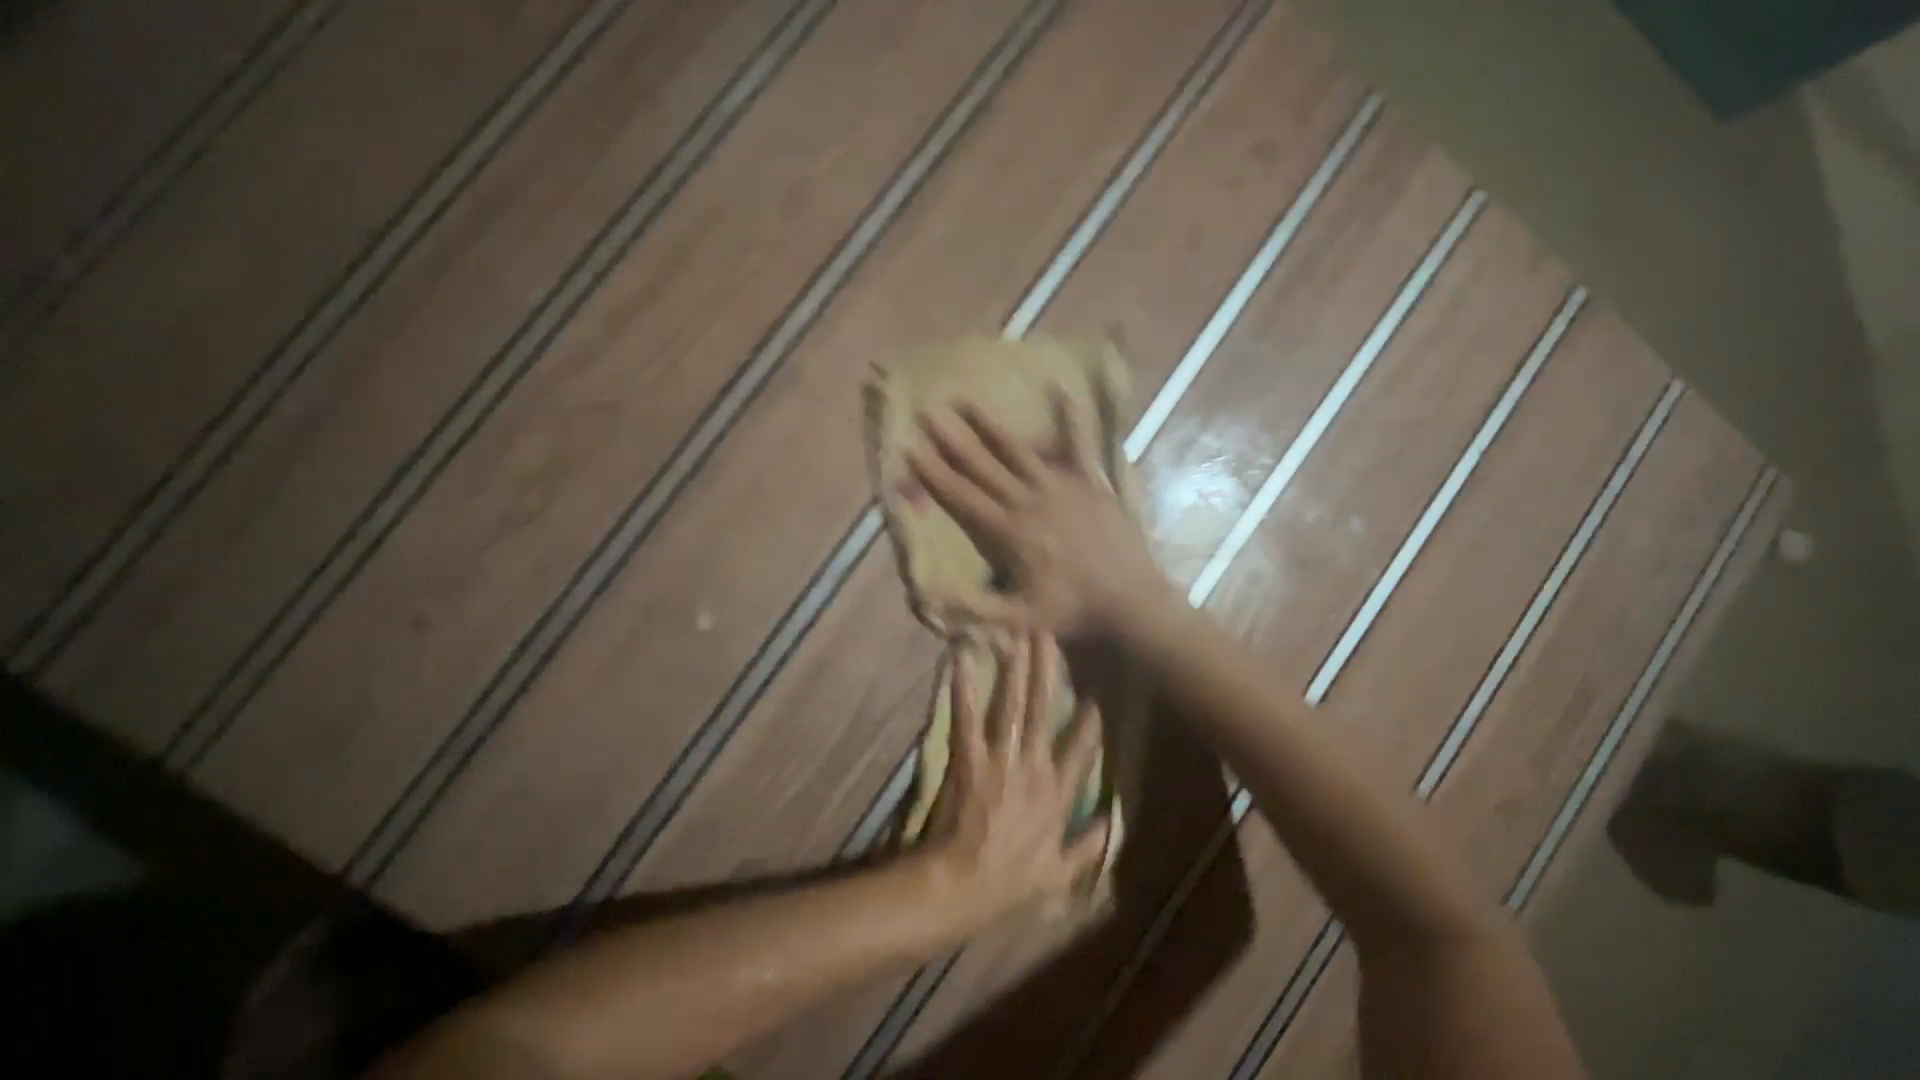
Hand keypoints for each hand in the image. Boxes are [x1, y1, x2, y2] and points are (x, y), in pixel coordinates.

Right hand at [908, 402, 1173, 638]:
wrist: (1129, 599)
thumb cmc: (1072, 610)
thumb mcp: (1018, 618)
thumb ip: (973, 605)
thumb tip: (928, 593)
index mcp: (1008, 531)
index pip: (962, 496)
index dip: (934, 473)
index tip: (910, 448)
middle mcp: (1028, 500)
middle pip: (983, 466)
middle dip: (953, 439)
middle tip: (930, 412)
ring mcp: (1060, 486)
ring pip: (1018, 450)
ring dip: (991, 425)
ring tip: (968, 401)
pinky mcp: (1090, 482)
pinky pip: (1079, 444)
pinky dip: (1072, 418)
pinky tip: (1063, 389)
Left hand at [921, 630, 1110, 918]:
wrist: (966, 883)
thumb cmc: (1012, 880)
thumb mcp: (1061, 871)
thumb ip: (1089, 844)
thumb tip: (1113, 820)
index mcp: (1058, 792)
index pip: (1081, 748)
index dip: (1092, 717)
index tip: (1101, 686)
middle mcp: (1034, 767)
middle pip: (1045, 711)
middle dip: (1048, 670)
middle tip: (1051, 634)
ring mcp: (1001, 760)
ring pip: (1013, 706)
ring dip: (1016, 669)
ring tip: (1019, 636)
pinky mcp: (969, 760)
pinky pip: (967, 719)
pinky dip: (964, 689)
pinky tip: (959, 659)